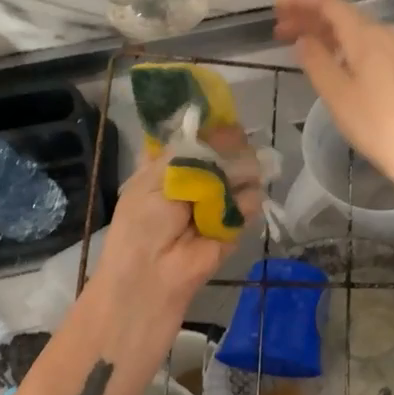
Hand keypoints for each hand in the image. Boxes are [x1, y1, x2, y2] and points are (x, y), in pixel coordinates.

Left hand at [85, 129, 262, 341]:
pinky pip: (251, 203)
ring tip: (229, 183)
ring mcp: (219, 203)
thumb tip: (225, 131)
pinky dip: (246, 202)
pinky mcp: (235, 224)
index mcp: (169, 168)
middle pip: (225, 154)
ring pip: (244, 174)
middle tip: (239, 142)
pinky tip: (232, 208)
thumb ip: (190, 153)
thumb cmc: (143, 224)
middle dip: (232, 148)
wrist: (152, 274)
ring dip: (242, 173)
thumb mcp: (155, 178)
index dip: (212, 129)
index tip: (226, 120)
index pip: (197, 140)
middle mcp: (196, 182)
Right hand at [275, 0, 393, 189]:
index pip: (331, 5)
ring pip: (355, 31)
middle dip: (310, 18)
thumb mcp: (335, 91)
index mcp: (368, 35)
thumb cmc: (373, 122)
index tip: (277, 8)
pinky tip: (328, 58)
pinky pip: (368, 45)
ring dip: (325, 33)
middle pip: (343, 16)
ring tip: (296, 43)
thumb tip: (304, 39)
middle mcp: (386, 34)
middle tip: (279, 29)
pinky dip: (344, 46)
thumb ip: (315, 59)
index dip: (302, 2)